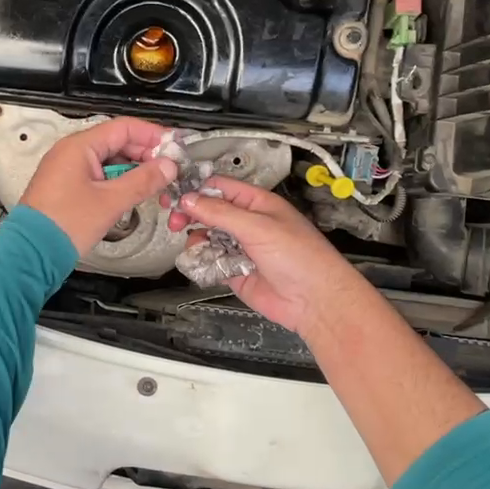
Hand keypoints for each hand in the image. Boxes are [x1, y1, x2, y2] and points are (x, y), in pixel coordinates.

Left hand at [21, 118, 179, 253]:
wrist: (31, 253)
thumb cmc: (64, 225)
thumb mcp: (110, 201)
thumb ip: (143, 181)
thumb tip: (168, 167)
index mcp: (79, 146)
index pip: (124, 128)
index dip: (152, 135)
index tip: (175, 147)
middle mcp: (71, 152)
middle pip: (117, 142)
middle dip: (145, 155)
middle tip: (169, 171)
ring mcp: (67, 169)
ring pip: (108, 160)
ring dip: (132, 171)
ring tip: (154, 186)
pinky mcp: (66, 187)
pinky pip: (97, 175)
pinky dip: (117, 182)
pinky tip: (132, 195)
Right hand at [173, 176, 356, 333]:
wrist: (313, 300)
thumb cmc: (302, 258)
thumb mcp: (257, 227)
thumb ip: (220, 212)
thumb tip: (191, 200)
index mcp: (257, 204)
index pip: (220, 188)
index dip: (197, 190)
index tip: (176, 196)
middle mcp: (248, 224)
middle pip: (209, 212)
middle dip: (191, 216)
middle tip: (176, 222)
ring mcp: (241, 247)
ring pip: (206, 238)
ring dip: (198, 242)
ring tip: (198, 248)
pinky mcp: (234, 271)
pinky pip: (210, 262)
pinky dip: (203, 262)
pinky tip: (206, 264)